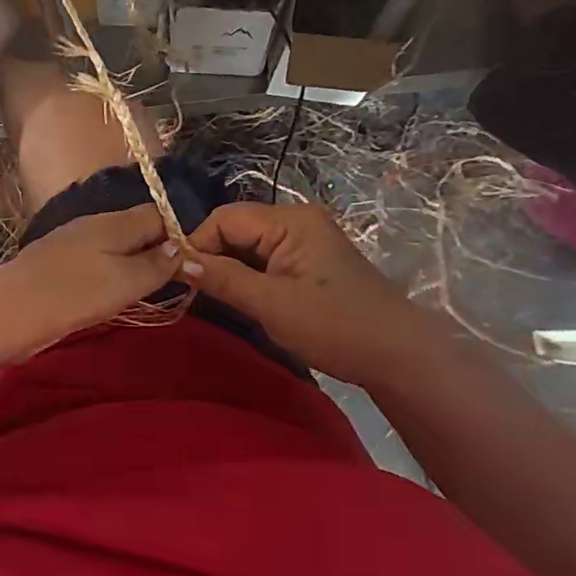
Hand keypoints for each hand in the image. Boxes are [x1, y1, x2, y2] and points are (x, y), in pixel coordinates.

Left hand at [0, 205, 182, 385]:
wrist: (7, 311)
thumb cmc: (73, 293)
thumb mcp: (125, 280)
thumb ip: (158, 265)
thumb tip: (187, 250)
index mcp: (114, 221)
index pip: (158, 214)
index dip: (180, 234)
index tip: (197, 265)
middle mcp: (93, 224)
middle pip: (137, 229)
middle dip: (159, 250)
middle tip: (180, 283)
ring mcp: (72, 243)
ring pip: (116, 246)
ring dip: (135, 264)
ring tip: (153, 291)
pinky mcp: (57, 265)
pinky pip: (97, 261)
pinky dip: (112, 275)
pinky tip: (115, 294)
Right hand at [180, 201, 440, 385]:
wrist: (399, 356)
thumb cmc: (334, 326)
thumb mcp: (270, 304)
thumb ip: (221, 278)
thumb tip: (176, 261)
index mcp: (290, 220)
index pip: (224, 219)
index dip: (198, 244)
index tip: (181, 278)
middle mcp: (296, 219)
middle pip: (235, 227)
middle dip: (212, 256)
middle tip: (196, 291)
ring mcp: (305, 239)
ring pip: (247, 244)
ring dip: (228, 267)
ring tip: (216, 296)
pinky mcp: (308, 259)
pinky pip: (264, 257)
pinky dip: (247, 274)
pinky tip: (241, 296)